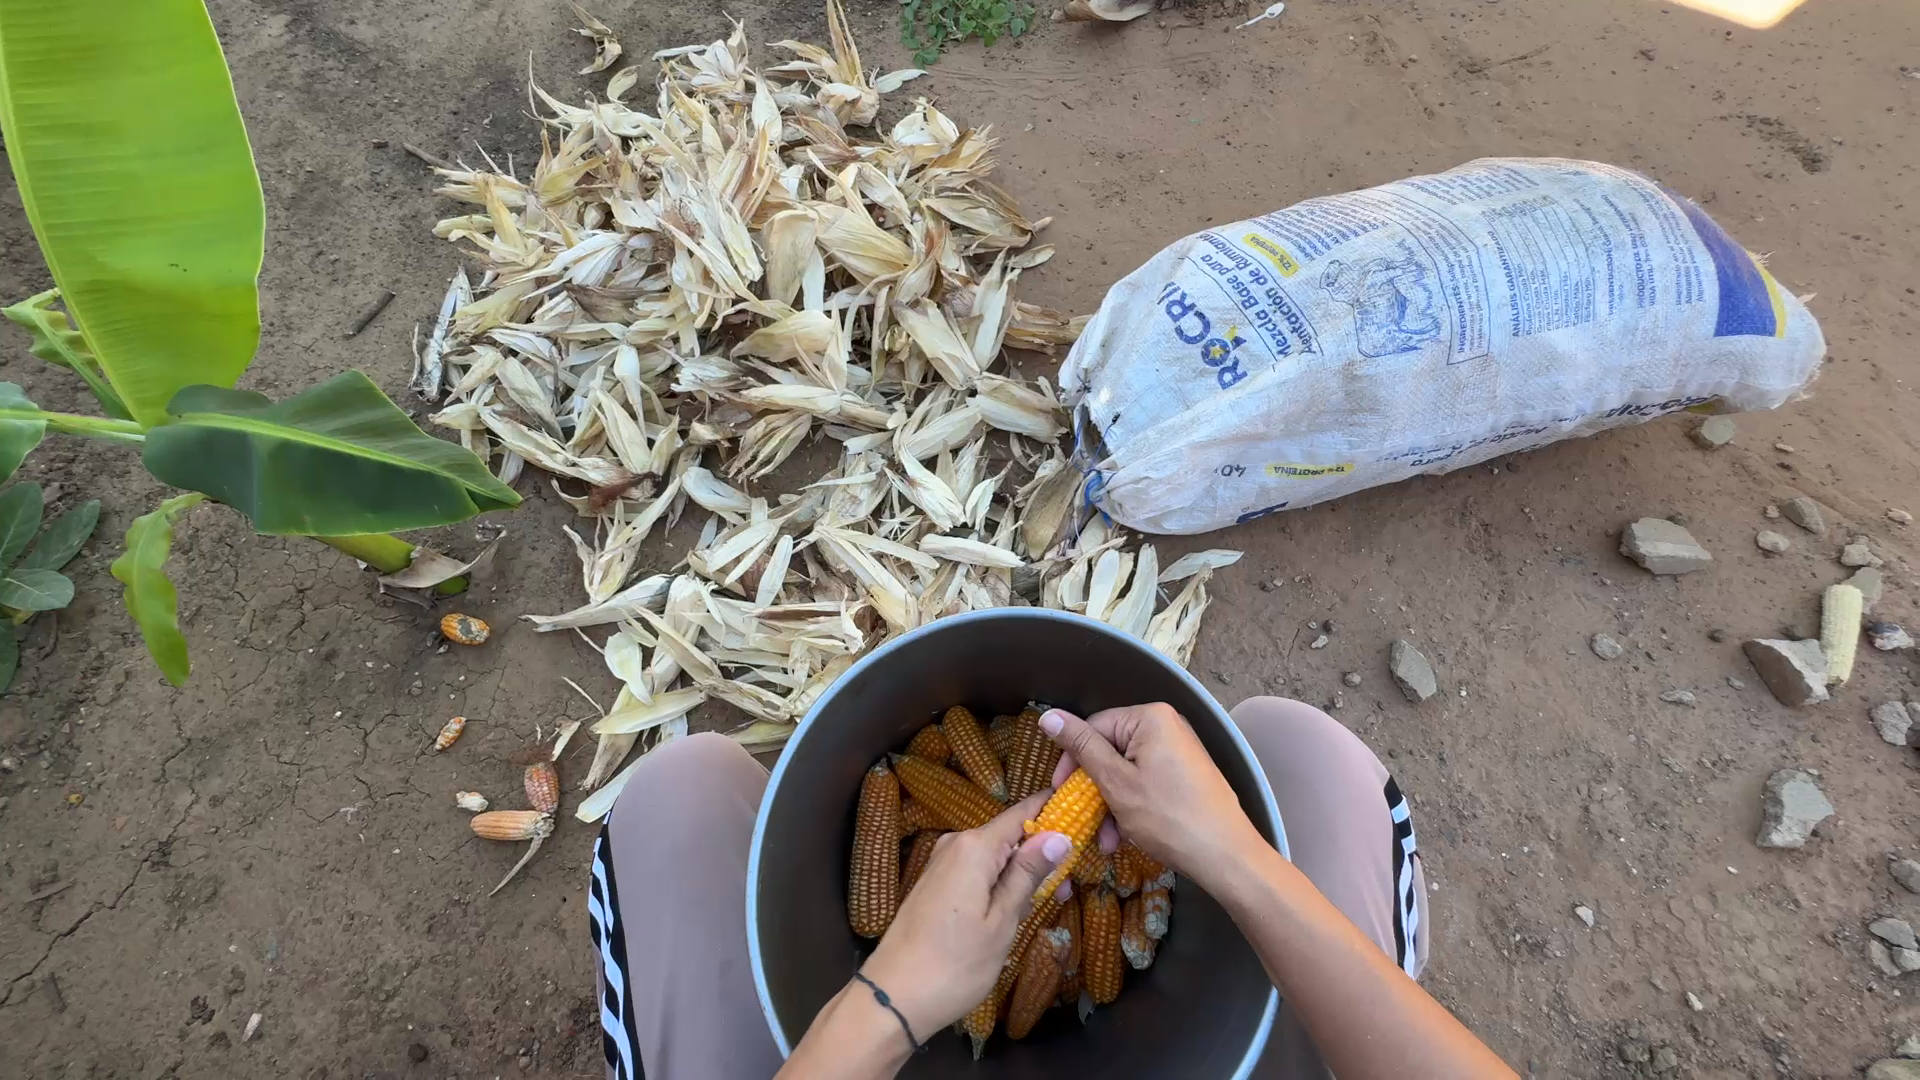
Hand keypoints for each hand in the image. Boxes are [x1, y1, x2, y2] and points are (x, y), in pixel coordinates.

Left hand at [857, 793, 1070, 1039]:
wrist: (894, 996)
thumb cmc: (955, 963)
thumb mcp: (1002, 921)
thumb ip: (1028, 875)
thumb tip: (1058, 836)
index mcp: (975, 847)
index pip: (1021, 812)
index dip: (1052, 811)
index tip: (1082, 815)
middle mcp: (956, 843)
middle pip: (1009, 835)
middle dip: (1040, 854)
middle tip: (1069, 886)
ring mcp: (942, 862)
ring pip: (994, 856)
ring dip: (1021, 874)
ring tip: (1046, 904)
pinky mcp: (936, 882)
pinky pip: (976, 870)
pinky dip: (998, 883)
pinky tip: (1012, 911)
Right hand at [1041, 704, 1265, 893]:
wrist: (1228, 858)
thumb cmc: (1169, 817)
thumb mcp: (1116, 782)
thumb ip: (1081, 746)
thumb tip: (1049, 715)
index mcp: (1150, 718)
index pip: (1094, 728)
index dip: (1072, 761)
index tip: (1060, 792)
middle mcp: (1166, 726)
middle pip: (1110, 751)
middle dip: (1095, 790)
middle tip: (1086, 822)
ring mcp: (1178, 751)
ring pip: (1126, 772)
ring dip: (1111, 805)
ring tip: (1109, 840)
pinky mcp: (1185, 775)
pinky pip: (1146, 782)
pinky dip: (1132, 806)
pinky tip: (1127, 836)